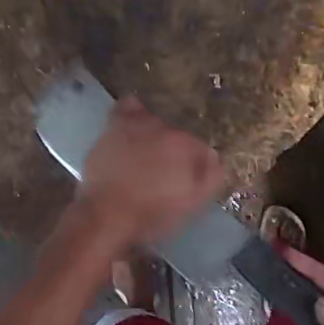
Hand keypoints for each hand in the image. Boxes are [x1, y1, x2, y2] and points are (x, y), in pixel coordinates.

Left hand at [78, 98, 224, 247]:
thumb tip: (216, 159)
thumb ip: (211, 177)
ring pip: (155, 121)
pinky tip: (134, 117)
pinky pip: (127, 108)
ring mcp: (136, 126)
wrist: (107, 216)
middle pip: (178, 135)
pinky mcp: (113, 129)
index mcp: (186, 145)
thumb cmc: (153, 213)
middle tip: (167, 174)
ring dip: (156, 134)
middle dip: (176, 151)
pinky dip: (134, 111)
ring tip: (149, 156)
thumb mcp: (192, 203)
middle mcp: (164, 128)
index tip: (191, 181)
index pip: (201, 148)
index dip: (198, 166)